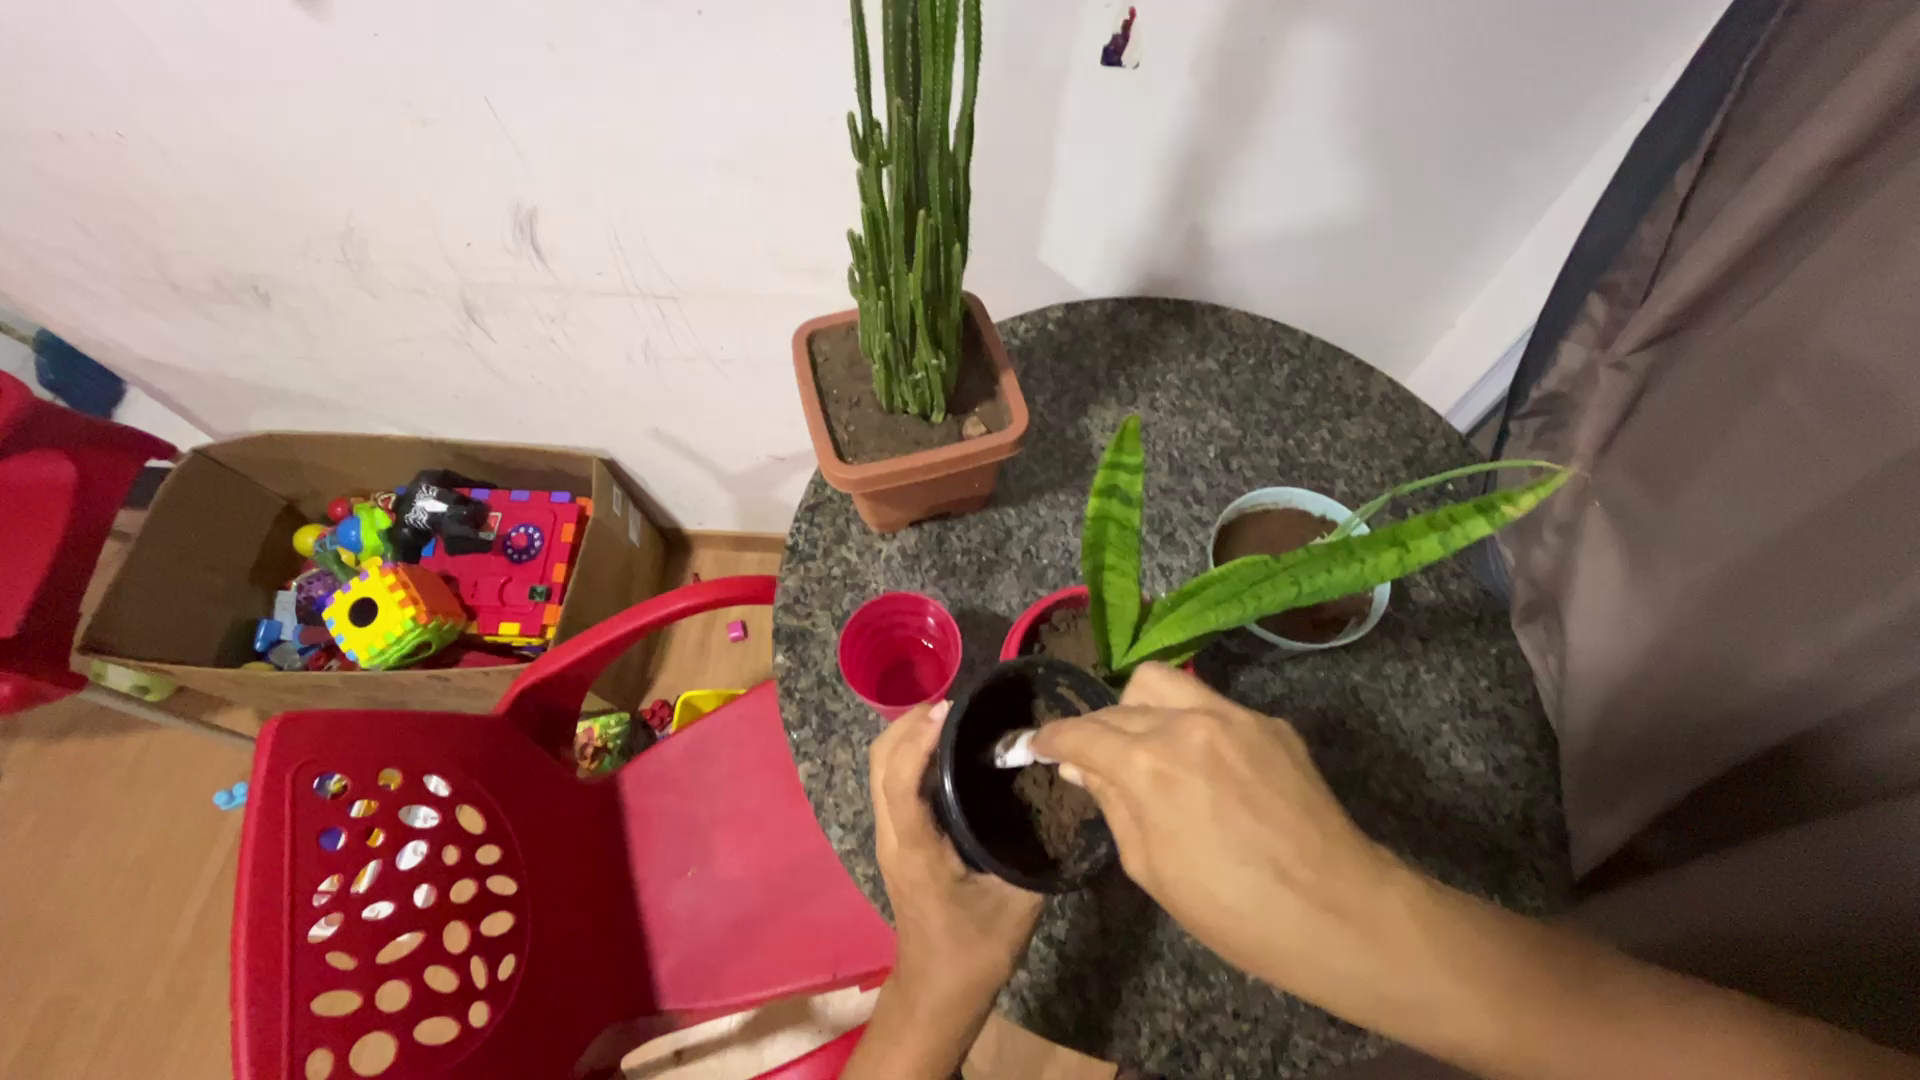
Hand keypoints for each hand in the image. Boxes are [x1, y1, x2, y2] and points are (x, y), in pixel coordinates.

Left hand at [868, 700, 1043, 1018]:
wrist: (936, 994)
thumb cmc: (973, 953)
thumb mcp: (1016, 905)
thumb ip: (1038, 853)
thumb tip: (1066, 802)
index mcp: (916, 850)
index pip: (900, 782)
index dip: (918, 739)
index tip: (950, 709)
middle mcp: (893, 836)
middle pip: (879, 762)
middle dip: (908, 724)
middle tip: (955, 705)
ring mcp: (889, 836)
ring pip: (880, 769)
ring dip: (907, 735)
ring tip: (952, 718)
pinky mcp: (896, 839)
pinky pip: (891, 782)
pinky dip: (909, 754)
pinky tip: (946, 751)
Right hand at [1031, 663, 1408, 1003]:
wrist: (1337, 911)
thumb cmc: (1232, 910)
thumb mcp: (1150, 868)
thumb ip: (1112, 803)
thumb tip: (1083, 766)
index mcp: (1148, 766)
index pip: (1081, 731)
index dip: (1049, 737)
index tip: (1034, 744)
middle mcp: (1185, 724)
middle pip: (1118, 704)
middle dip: (1095, 729)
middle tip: (1094, 760)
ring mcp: (1232, 716)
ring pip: (1161, 681)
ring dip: (1138, 706)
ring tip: (1145, 742)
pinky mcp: (1268, 722)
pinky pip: (1211, 704)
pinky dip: (1190, 723)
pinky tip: (1205, 763)